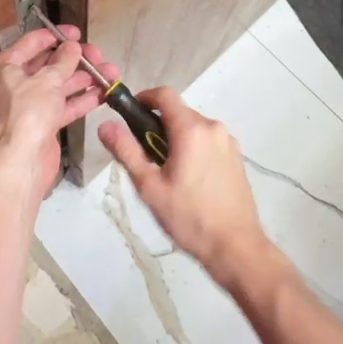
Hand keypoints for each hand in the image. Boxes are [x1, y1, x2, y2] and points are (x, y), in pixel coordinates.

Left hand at [0, 25, 116, 194]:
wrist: (21, 162)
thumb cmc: (28, 112)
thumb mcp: (47, 81)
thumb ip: (63, 61)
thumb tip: (73, 47)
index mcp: (8, 66)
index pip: (33, 42)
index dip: (56, 35)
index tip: (78, 33)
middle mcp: (17, 82)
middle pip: (50, 63)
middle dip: (76, 59)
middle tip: (99, 55)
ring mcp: (31, 103)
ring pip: (61, 85)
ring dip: (85, 78)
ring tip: (110, 72)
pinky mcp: (45, 122)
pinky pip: (65, 104)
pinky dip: (83, 99)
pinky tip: (104, 92)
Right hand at [100, 89, 268, 274]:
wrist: (237, 248)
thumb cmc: (189, 217)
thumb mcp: (150, 187)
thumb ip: (126, 151)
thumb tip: (105, 125)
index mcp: (191, 129)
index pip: (164, 95)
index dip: (144, 98)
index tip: (130, 115)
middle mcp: (212, 127)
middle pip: (178, 113)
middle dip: (159, 127)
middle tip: (146, 158)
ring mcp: (228, 142)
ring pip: (194, 128)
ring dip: (177, 139)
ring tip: (168, 175)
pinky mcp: (236, 157)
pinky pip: (208, 141)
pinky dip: (194, 149)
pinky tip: (190, 181)